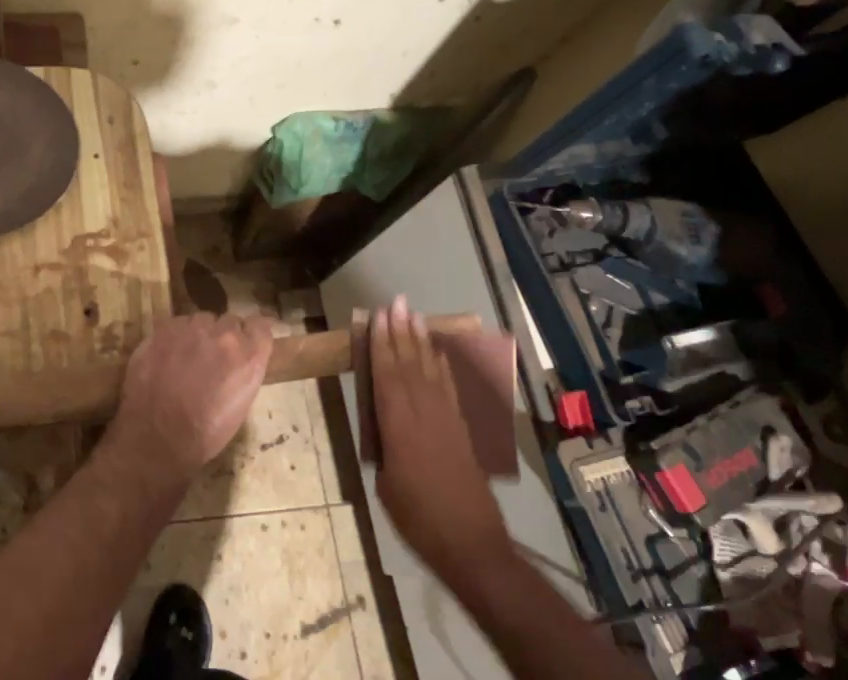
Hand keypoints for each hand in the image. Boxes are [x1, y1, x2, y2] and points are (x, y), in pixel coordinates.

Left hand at [104, 312, 272, 487]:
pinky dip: (175, 336)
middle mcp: (224, 335)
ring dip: (199, 334)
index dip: (252, 333)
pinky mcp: (163, 329)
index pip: (261, 325)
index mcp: (249, 357)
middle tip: (212, 357)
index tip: (246, 341)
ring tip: (187, 357)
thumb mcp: (240, 405)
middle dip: (224, 335)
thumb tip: (238, 360)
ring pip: (201, 320)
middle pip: (230, 321)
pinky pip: (176, 324)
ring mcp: (192, 328)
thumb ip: (244, 372)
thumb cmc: (205, 434)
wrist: (157, 437)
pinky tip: (167, 356)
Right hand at [372, 296, 511, 577]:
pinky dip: (442, 367)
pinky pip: (449, 388)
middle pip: (410, 365)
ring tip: (414, 317)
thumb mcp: (386, 482)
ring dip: (421, 342)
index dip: (381, 344)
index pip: (387, 375)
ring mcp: (448, 421)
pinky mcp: (463, 430)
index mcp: (399, 428)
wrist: (471, 544)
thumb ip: (385, 446)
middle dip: (401, 332)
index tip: (377, 317)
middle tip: (396, 303)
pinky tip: (437, 354)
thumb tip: (383, 425)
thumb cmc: (417, 518)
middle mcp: (425, 415)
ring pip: (431, 372)